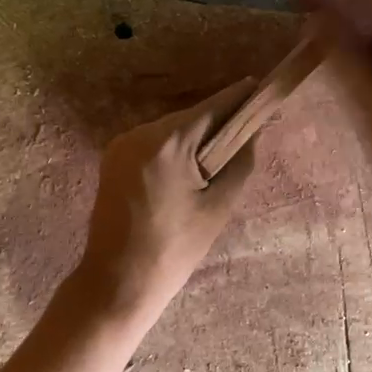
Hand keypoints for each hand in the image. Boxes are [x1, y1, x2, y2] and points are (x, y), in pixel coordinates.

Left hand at [72, 82, 257, 322]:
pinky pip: (152, 143)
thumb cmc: (174, 250)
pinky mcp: (112, 158)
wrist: (117, 283)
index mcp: (167, 142)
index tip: (259, 88)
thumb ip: (239, 163)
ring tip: (218, 157)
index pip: (211, 107)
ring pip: (170, 130)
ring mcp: (121, 144)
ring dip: (193, 138)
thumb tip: (252, 131)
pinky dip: (172, 149)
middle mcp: (139, 133)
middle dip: (217, 123)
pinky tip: (187, 171)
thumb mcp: (217, 208)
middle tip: (246, 131)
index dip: (238, 98)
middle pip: (189, 118)